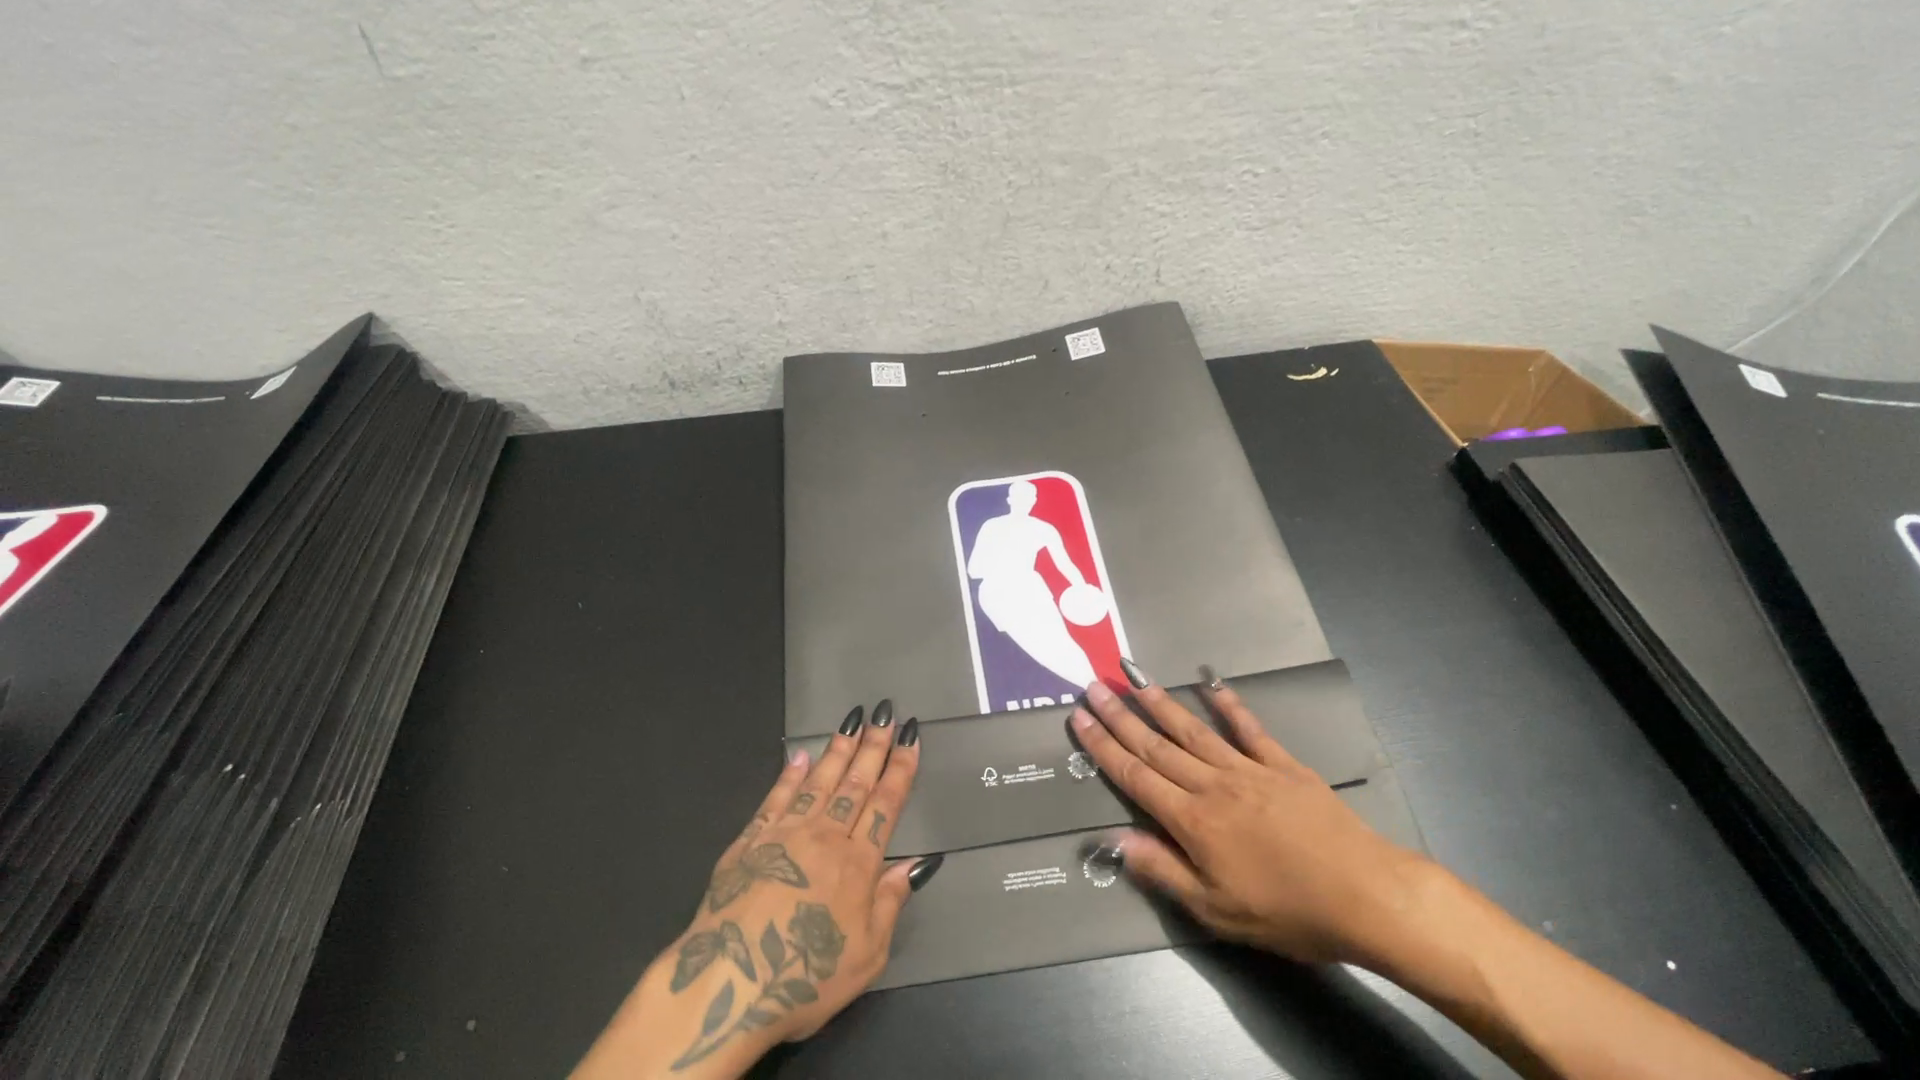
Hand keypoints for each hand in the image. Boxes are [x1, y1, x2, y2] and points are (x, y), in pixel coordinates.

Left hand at [572, 702, 938, 1079]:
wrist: (728, 980)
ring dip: (838, 749)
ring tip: (852, 720)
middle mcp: (824, 838)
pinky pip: (775, 798)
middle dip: (874, 746)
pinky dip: (790, 774)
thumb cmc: (806, 976)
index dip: (901, 769)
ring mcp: (784, 835)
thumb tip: (920, 862)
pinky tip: (800, 757)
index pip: (886, 805)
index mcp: (858, 864)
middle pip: (855, 783)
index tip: (911, 736)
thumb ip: (891, 902)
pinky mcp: (749, 842)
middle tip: (885, 712)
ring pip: (819, 782)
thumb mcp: (867, 954)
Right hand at [1071, 665, 1435, 966]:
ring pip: (1194, 731)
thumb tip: (1116, 839)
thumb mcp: (1216, 909)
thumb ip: (1163, 871)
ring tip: (1135, 678)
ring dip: (1160, 704)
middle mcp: (1213, 786)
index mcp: (1192, 821)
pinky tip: (1212, 685)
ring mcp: (1250, 770)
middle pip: (1157, 745)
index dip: (1103, 746)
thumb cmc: (1286, 911)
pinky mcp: (1285, 766)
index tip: (1080, 718)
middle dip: (1121, 716)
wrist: (1365, 896)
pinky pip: (1250, 729)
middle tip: (1094, 686)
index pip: (1135, 776)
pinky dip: (1229, 705)